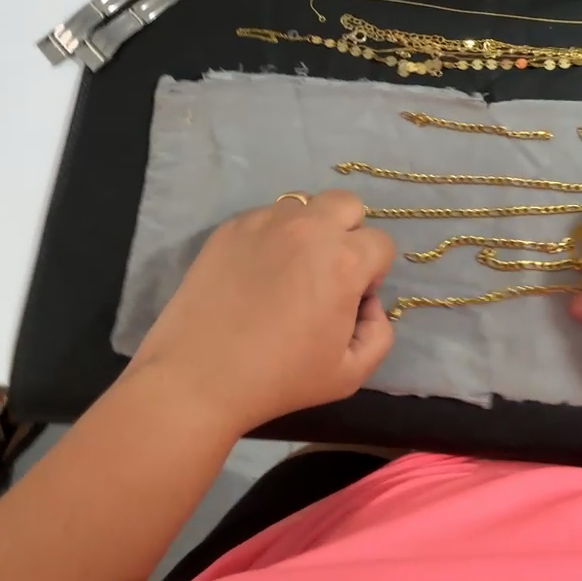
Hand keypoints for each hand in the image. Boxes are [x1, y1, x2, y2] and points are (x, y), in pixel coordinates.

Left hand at [128, 189, 396, 434]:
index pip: (381, 243)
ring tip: (288, 270)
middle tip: (328, 270)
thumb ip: (378, 333)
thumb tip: (368, 303)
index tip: (352, 297)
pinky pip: (266, 217)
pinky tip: (254, 273)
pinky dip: (271, 237)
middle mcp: (310, 227)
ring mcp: (267, 220)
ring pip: (304, 206)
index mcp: (344, 260)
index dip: (372, 272)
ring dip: (308, 230)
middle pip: (347, 203)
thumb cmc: (280, 378)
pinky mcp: (233, 224)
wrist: (200, 375)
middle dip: (348, 232)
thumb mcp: (350, 374)